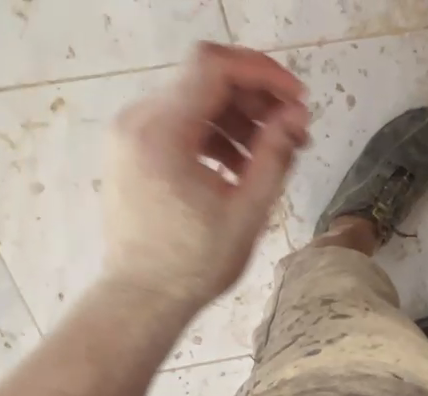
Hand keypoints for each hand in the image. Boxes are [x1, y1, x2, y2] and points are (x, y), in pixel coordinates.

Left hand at [102, 43, 310, 306]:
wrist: (142, 296)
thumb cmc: (195, 264)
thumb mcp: (246, 212)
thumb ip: (274, 156)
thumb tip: (297, 116)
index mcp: (163, 130)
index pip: (215, 67)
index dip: (262, 73)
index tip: (297, 100)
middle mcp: (139, 119)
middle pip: (204, 81)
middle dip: (254, 100)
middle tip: (293, 133)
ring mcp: (130, 133)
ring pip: (192, 102)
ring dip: (237, 120)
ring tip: (270, 157)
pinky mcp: (131, 151)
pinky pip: (177, 125)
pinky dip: (213, 135)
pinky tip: (237, 169)